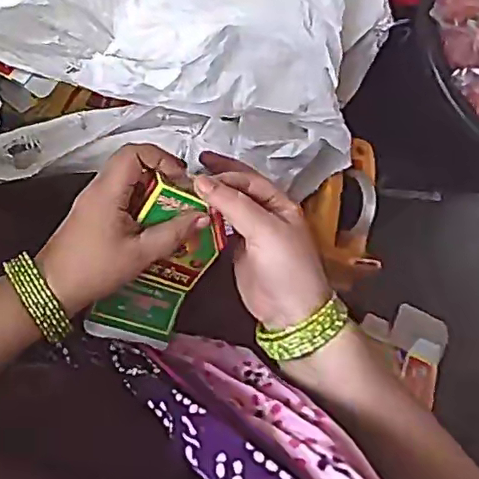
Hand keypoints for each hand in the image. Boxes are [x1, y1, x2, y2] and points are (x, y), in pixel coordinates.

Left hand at [37, 144, 208, 313]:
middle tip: (180, 200)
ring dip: (153, 196)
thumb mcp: (140, 253)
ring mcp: (94, 202)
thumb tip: (200, 217)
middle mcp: (98, 190)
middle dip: (163, 179)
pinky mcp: (94, 215)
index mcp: (107, 191)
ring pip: (130, 183)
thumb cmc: (90, 270)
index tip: (180, 180)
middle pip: (135, 165)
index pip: (135, 152)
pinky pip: (122, 200)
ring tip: (170, 218)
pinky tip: (152, 231)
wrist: (53, 289)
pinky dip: (141, 208)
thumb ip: (173, 232)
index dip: (163, 159)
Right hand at [192, 152, 332, 329]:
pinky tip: (194, 215)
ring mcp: (252, 233)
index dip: (224, 174)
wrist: (291, 312)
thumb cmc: (287, 268)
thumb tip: (202, 181)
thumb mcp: (264, 229)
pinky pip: (221, 228)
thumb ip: (233, 203)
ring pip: (228, 207)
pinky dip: (208, 219)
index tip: (198, 173)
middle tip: (191, 166)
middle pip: (238, 189)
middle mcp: (266, 214)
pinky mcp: (239, 251)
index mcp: (279, 203)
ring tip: (188, 190)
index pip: (247, 179)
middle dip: (217, 177)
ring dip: (210, 198)